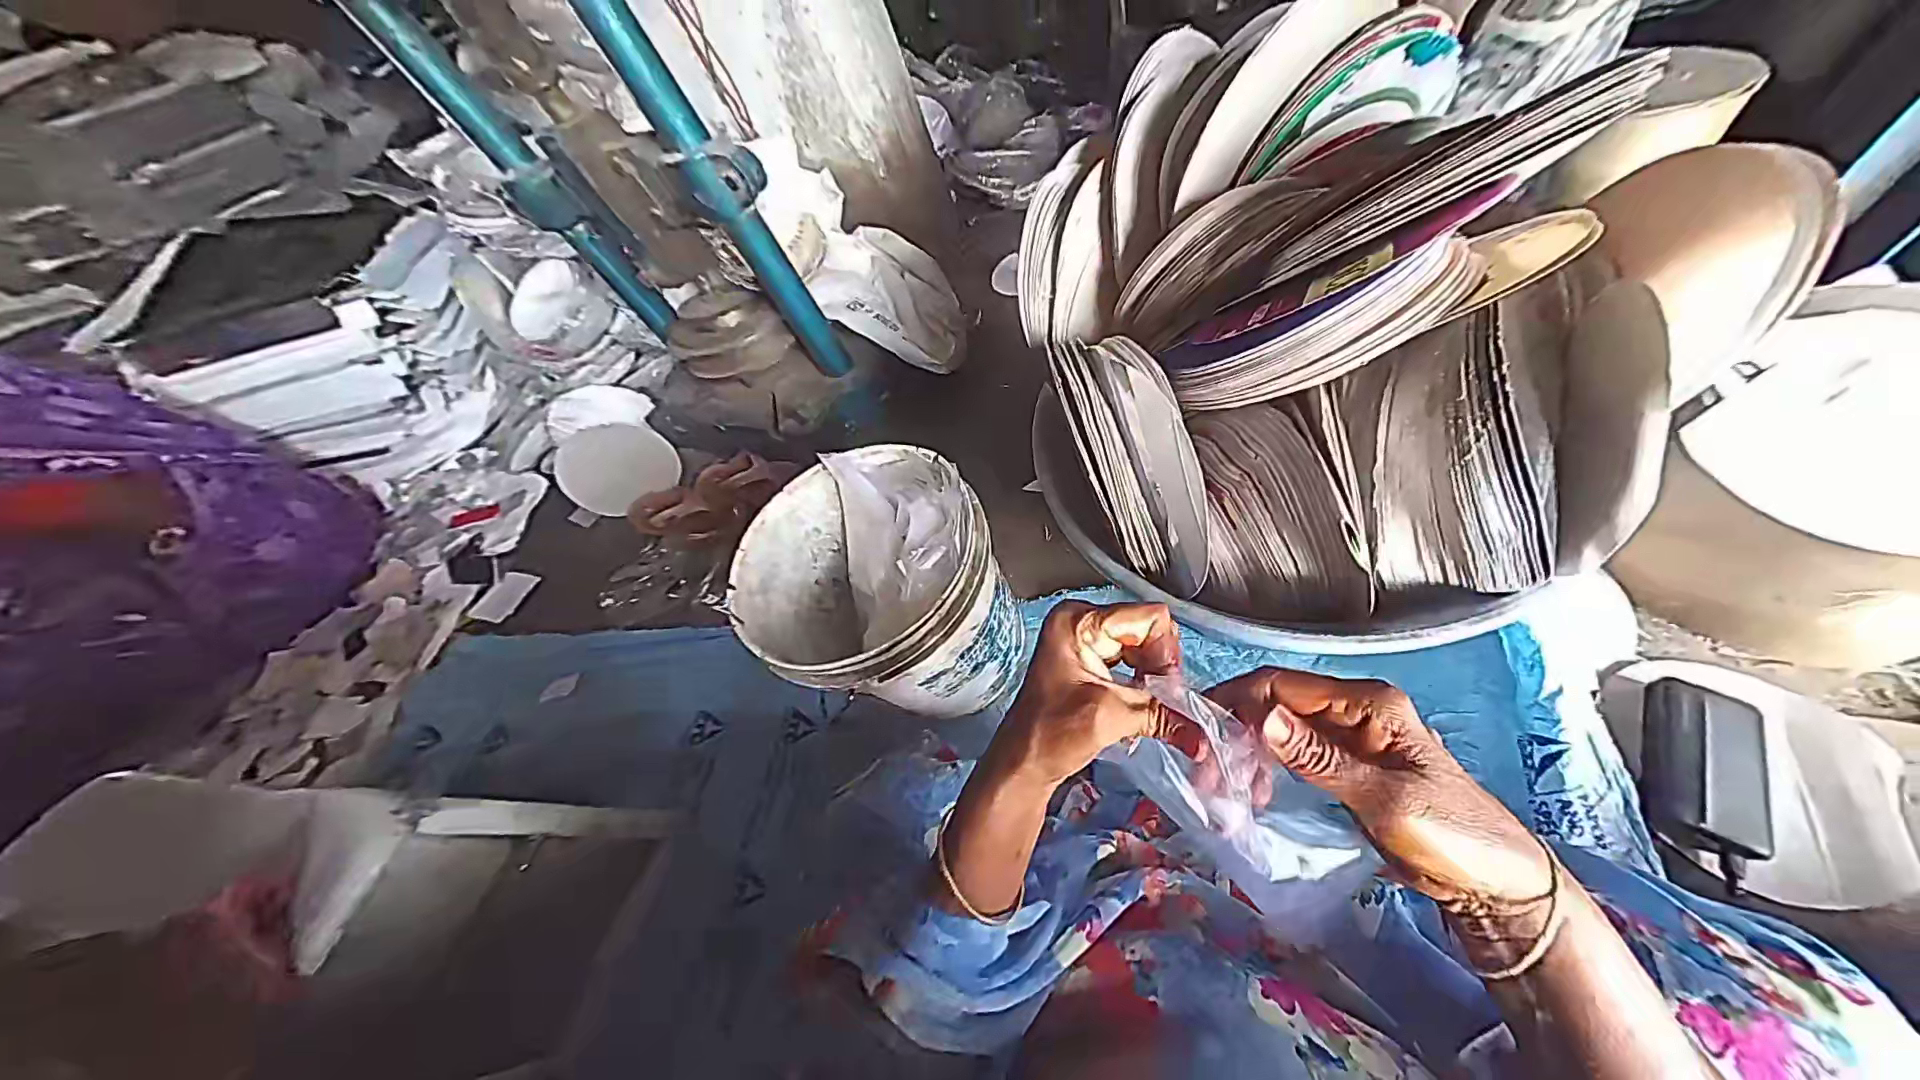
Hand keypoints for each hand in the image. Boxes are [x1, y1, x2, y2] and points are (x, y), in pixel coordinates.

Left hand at [990, 600, 1182, 788]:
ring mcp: (1086, 642)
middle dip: (1161, 666)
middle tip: (1160, 698)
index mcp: (1077, 621)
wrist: (1023, 763)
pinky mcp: (1092, 663)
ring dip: (1154, 678)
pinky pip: (1134, 663)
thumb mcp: (1109, 717)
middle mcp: (1081, 623)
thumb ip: (1161, 713)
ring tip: (1148, 705)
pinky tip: (1142, 705)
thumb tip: (1202, 728)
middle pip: (1148, 630)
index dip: (1164, 652)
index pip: (1148, 617)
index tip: (1164, 686)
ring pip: (1145, 648)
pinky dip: (1145, 684)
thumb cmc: (1048, 734)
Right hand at [1206, 668, 1550, 911]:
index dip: (1239, 700)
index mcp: (1368, 704)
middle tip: (1209, 766)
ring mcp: (1347, 737)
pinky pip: (1290, 753)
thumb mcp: (1385, 798)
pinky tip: (1253, 791)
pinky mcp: (1342, 764)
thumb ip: (1320, 758)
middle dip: (1236, 728)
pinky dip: (1265, 767)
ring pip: (1278, 727)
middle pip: (1276, 702)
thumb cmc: (1454, 837)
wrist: (1498, 887)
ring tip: (1228, 785)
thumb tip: (1263, 716)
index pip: (1283, 683)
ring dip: (1247, 750)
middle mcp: (1353, 710)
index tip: (1205, 729)